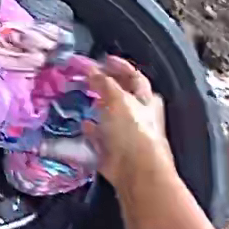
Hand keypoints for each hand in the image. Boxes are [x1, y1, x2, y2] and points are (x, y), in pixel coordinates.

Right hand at [84, 55, 176, 192]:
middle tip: (90, 77)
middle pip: (122, 94)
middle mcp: (138, 115)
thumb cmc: (132, 131)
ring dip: (98, 106)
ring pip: (111, 114)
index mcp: (145, 99)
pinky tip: (83, 124)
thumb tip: (90, 68)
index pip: (133, 77)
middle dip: (107, 85)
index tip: (104, 59)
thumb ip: (102, 82)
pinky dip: (91, 128)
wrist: (135, 170)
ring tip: (83, 97)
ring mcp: (126, 133)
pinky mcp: (114, 149)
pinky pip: (100, 134)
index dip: (119, 66)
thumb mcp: (116, 99)